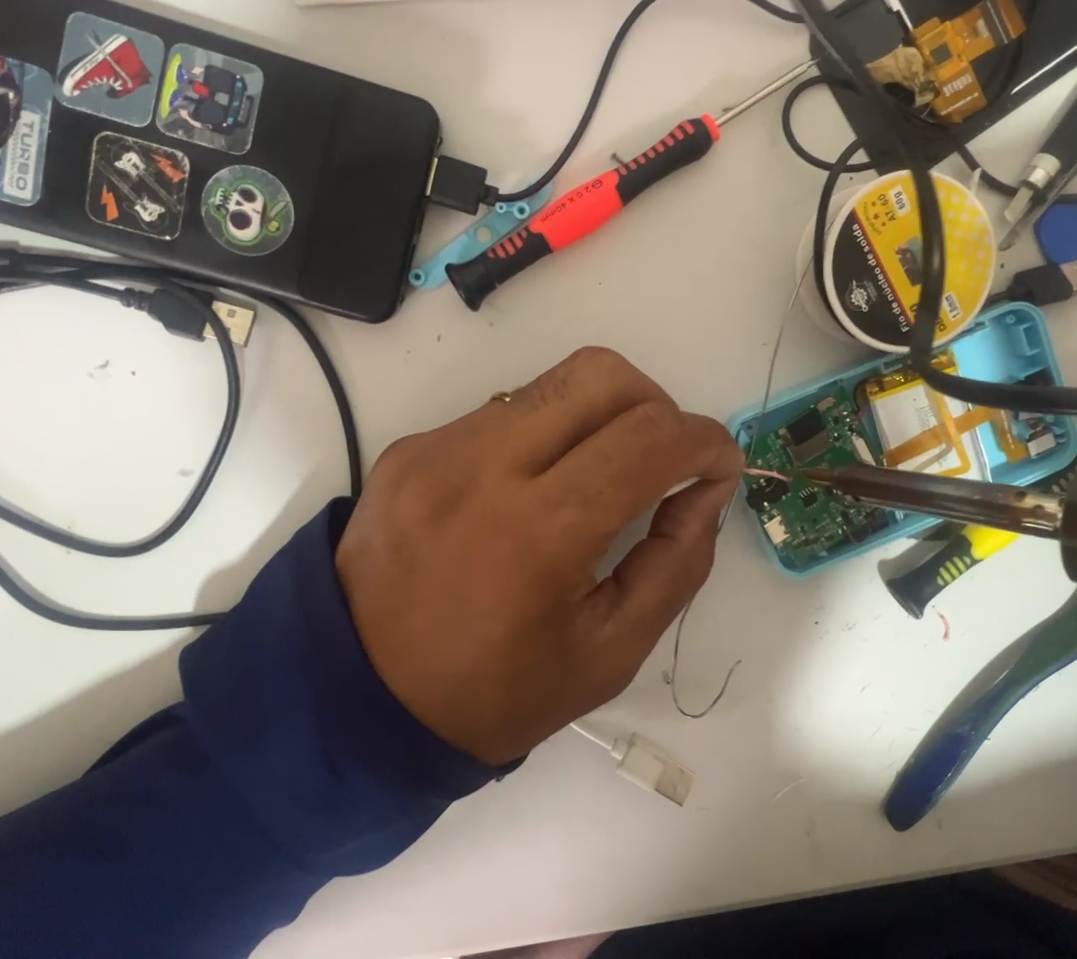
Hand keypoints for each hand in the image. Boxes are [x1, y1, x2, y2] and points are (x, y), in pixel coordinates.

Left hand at [336, 348, 742, 765]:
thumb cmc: (496, 694)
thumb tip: (705, 490)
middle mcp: (484, 468)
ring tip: (597, 480)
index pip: (648, 439)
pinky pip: (500, 412)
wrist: (358, 702)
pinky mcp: (409, 450)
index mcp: (540, 533)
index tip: (719, 468)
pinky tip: (531, 494)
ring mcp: (437, 450)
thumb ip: (676, 564)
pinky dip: (542, 435)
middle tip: (664, 460)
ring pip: (550, 384)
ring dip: (598, 416)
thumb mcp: (610, 653)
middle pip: (601, 375)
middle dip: (658, 404)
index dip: (706, 442)